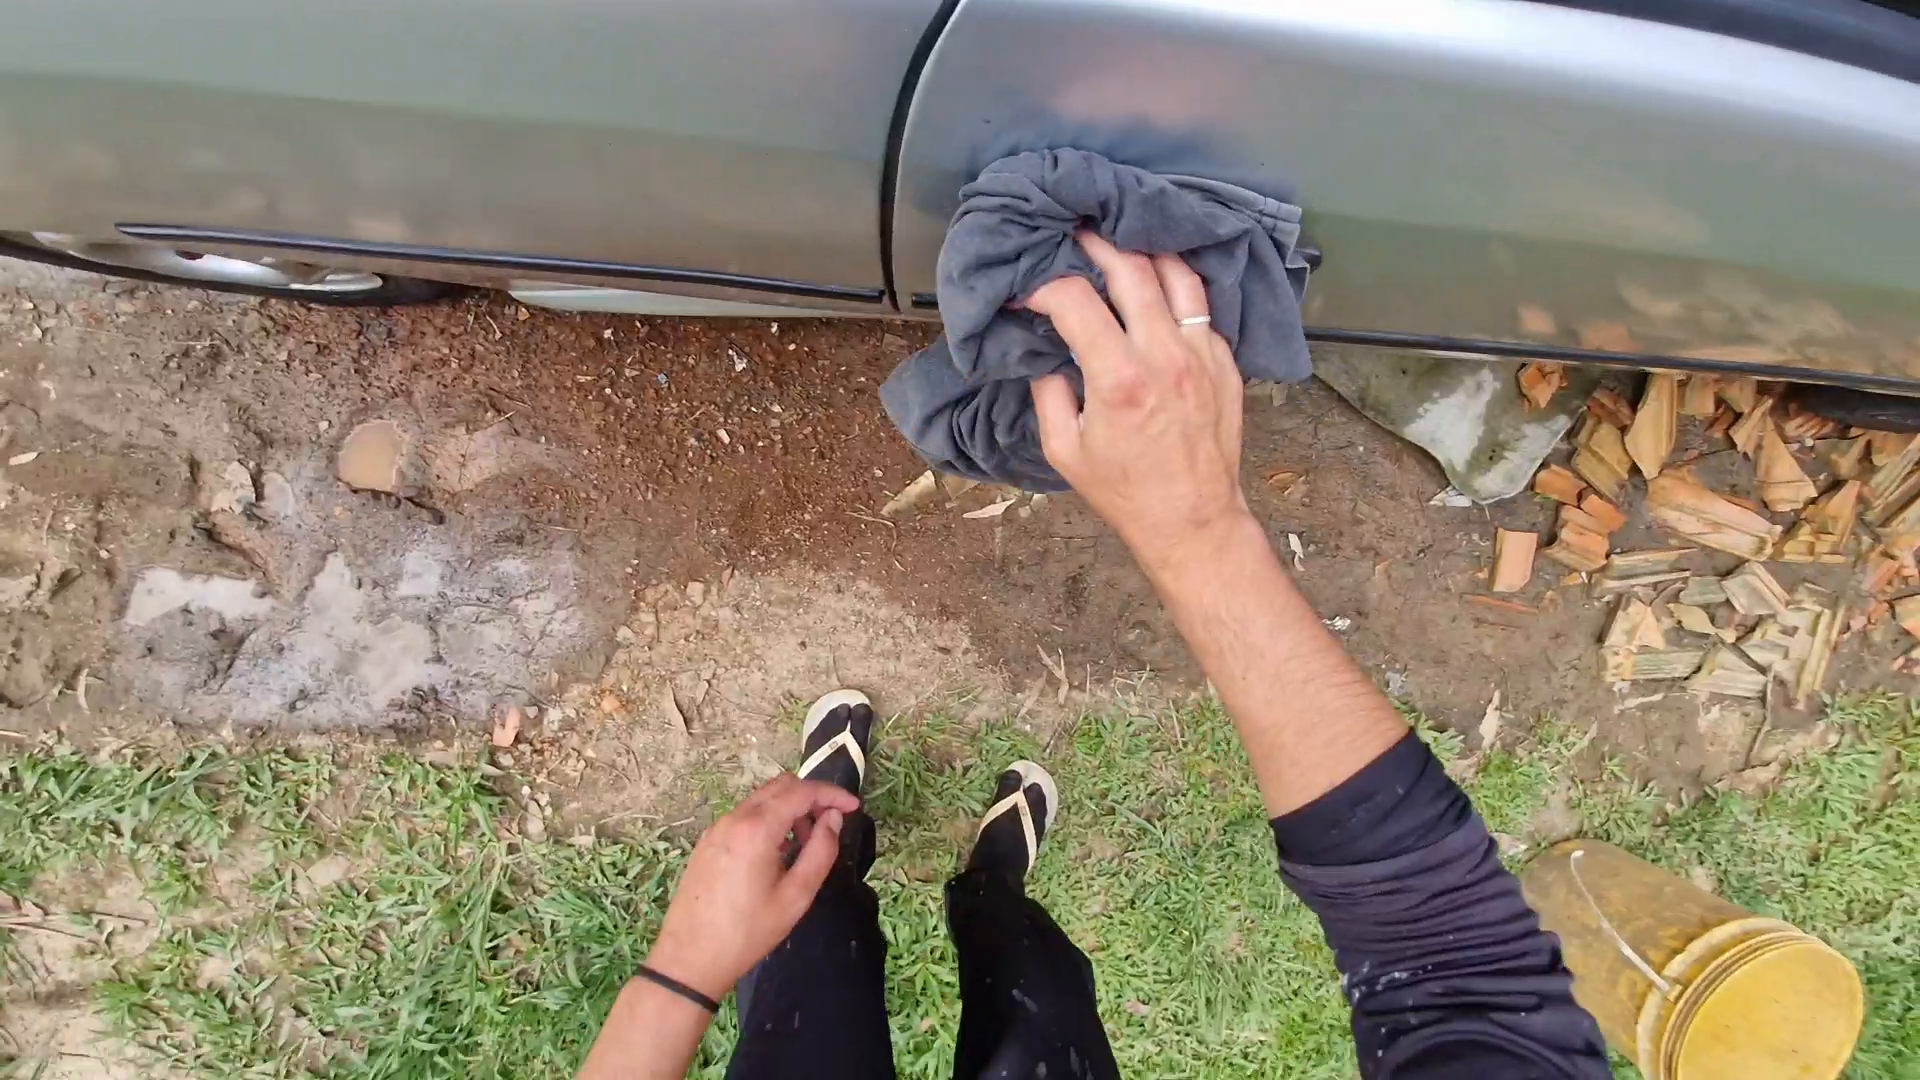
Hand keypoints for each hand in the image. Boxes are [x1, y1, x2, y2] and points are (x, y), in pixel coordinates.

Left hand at [643, 774, 858, 1001]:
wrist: (688, 963)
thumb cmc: (747, 933)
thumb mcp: (796, 897)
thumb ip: (821, 851)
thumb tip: (834, 819)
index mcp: (757, 829)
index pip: (802, 792)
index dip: (832, 794)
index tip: (853, 807)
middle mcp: (735, 818)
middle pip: (781, 786)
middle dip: (811, 797)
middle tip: (831, 823)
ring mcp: (717, 828)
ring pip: (762, 799)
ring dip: (790, 808)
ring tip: (805, 843)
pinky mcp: (708, 842)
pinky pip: (746, 815)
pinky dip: (769, 819)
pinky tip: (776, 851)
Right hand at [1026, 232, 1251, 570]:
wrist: (1190, 517)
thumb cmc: (1123, 491)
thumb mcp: (1064, 450)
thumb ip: (1050, 391)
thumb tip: (1049, 351)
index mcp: (1119, 380)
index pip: (1076, 301)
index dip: (1045, 286)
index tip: (1030, 292)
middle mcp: (1165, 356)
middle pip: (1131, 269)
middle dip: (1096, 245)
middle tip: (1076, 236)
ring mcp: (1202, 355)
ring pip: (1177, 273)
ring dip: (1144, 250)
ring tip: (1121, 242)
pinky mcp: (1224, 362)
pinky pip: (1201, 305)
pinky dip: (1176, 285)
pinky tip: (1158, 283)